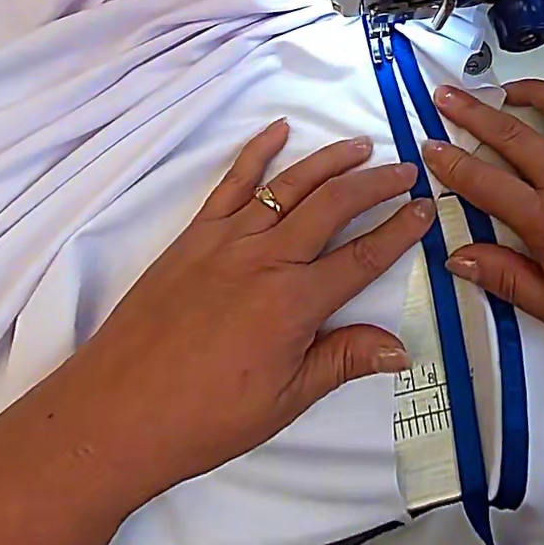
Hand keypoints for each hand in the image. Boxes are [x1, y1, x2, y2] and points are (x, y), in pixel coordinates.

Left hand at [27, 120, 434, 505]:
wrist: (118, 408)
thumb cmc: (205, 415)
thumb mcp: (284, 400)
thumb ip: (341, 361)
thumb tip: (402, 349)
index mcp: (294, 302)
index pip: (363, 256)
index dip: (400, 230)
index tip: (425, 208)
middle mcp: (268, 257)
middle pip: (334, 206)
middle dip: (375, 184)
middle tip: (404, 170)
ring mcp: (229, 238)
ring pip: (290, 186)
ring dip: (329, 161)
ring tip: (360, 146)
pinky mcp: (197, 232)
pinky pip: (232, 182)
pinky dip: (256, 151)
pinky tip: (278, 129)